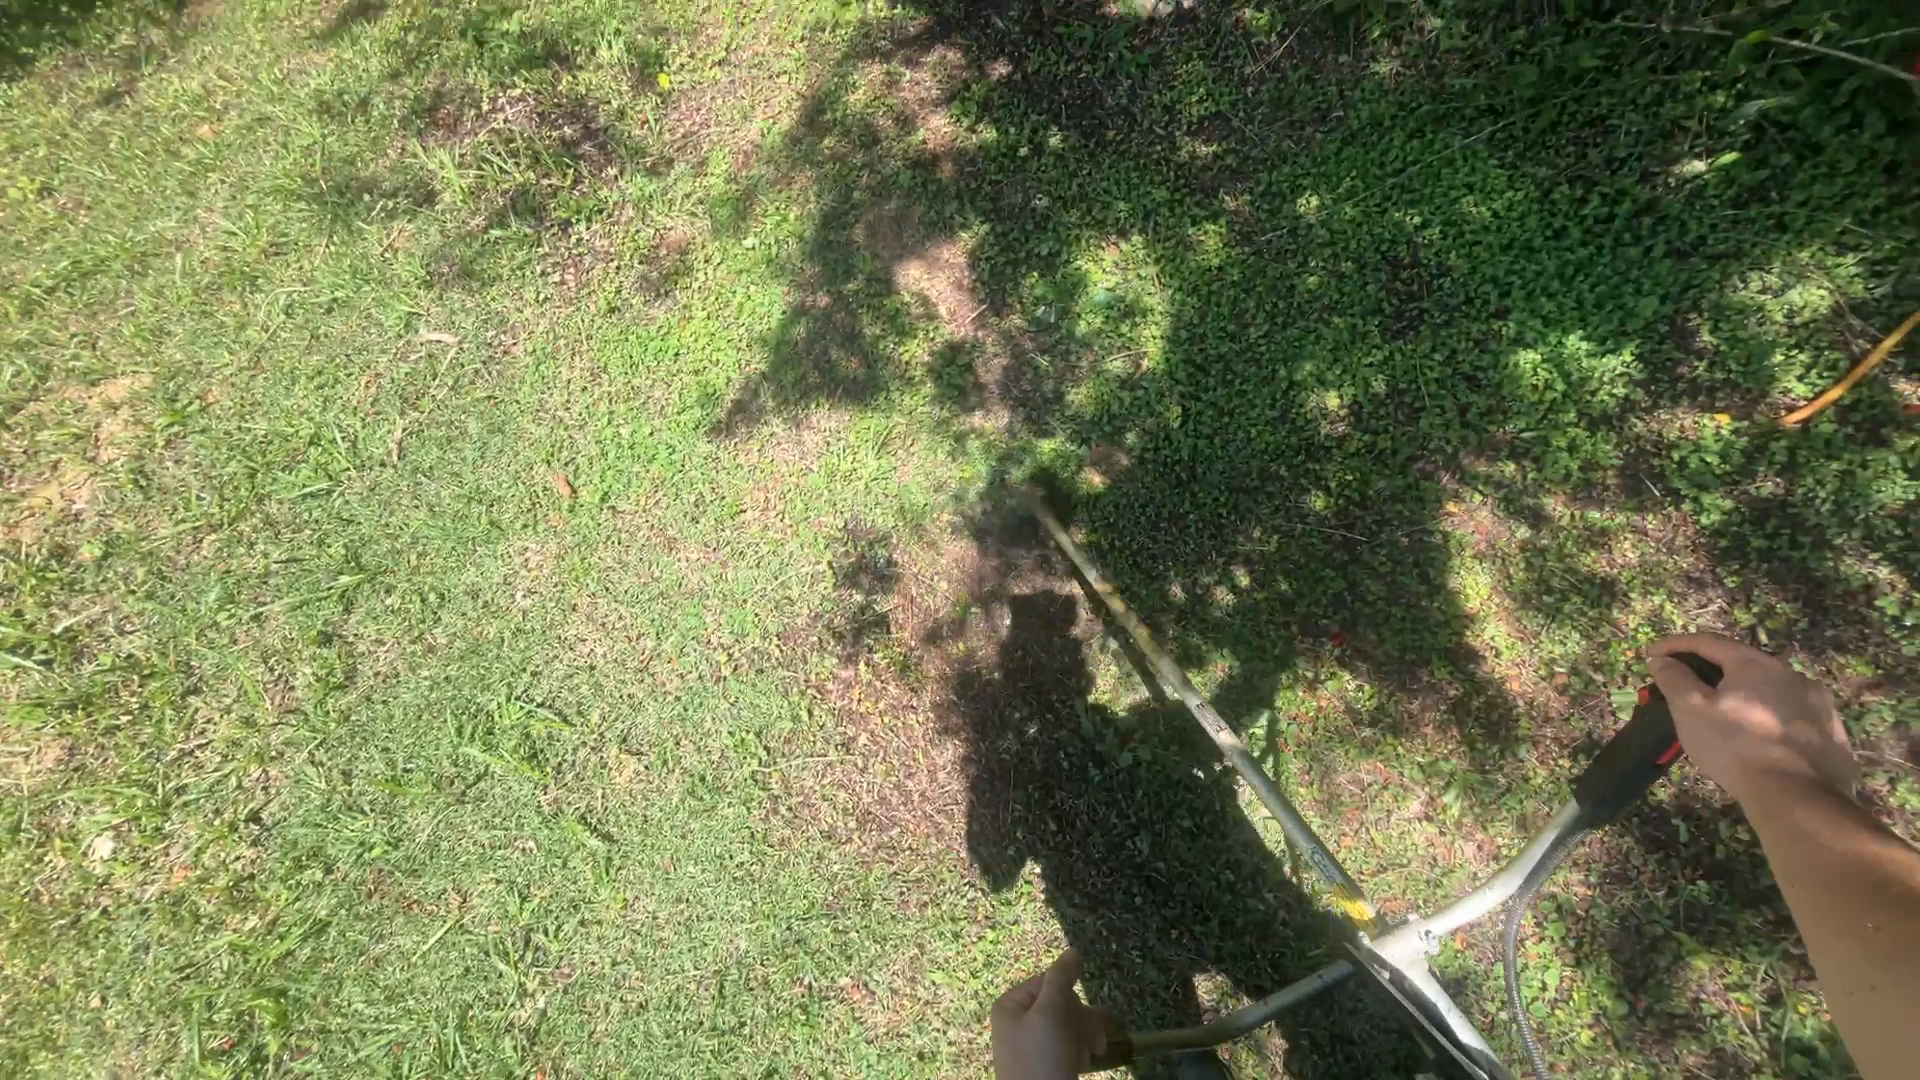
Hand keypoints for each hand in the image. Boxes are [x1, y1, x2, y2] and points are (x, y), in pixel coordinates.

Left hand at [990, 950, 1114, 1079]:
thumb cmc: (1042, 1061)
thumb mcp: (1051, 1013)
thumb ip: (1062, 978)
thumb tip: (1072, 951)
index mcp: (1010, 1005)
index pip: (1049, 983)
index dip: (1070, 999)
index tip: (1081, 1019)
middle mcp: (1017, 1022)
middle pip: (1060, 1004)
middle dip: (1081, 1022)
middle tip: (1095, 1042)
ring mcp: (1030, 1046)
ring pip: (1067, 1025)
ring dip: (1083, 1037)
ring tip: (1089, 1057)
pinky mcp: (1043, 1066)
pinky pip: (1066, 1046)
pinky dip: (1078, 1052)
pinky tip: (1085, 1064)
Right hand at [1647, 633, 1856, 805]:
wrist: (1797, 796)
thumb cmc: (1733, 744)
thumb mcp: (1689, 707)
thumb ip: (1673, 678)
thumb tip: (1662, 660)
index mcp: (1758, 666)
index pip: (1709, 643)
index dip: (1674, 645)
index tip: (1650, 654)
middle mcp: (1795, 677)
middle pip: (1741, 664)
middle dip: (1706, 670)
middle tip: (1680, 682)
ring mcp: (1820, 705)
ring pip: (1767, 688)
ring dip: (1737, 691)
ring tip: (1716, 709)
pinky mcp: (1831, 732)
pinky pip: (1786, 711)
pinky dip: (1761, 712)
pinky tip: (1750, 730)